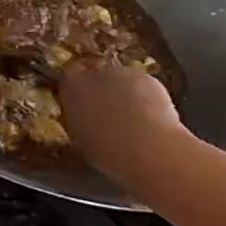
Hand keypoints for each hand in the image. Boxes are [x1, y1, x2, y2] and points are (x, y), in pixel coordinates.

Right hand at [57, 61, 192, 186]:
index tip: (85, 100)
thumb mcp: (82, 139)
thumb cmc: (108, 151)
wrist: (148, 148)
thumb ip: (80, 121)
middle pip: (98, 76)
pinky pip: (144, 87)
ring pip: (123, 81)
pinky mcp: (148, 79)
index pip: (70, 75)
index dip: (79, 87)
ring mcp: (123, 74)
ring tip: (137, 122)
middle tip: (112, 115)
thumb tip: (85, 120)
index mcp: (72, 88)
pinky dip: (148, 99)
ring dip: (126, 95)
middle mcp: (95, 74)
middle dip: (104, 90)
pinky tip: (155, 120)